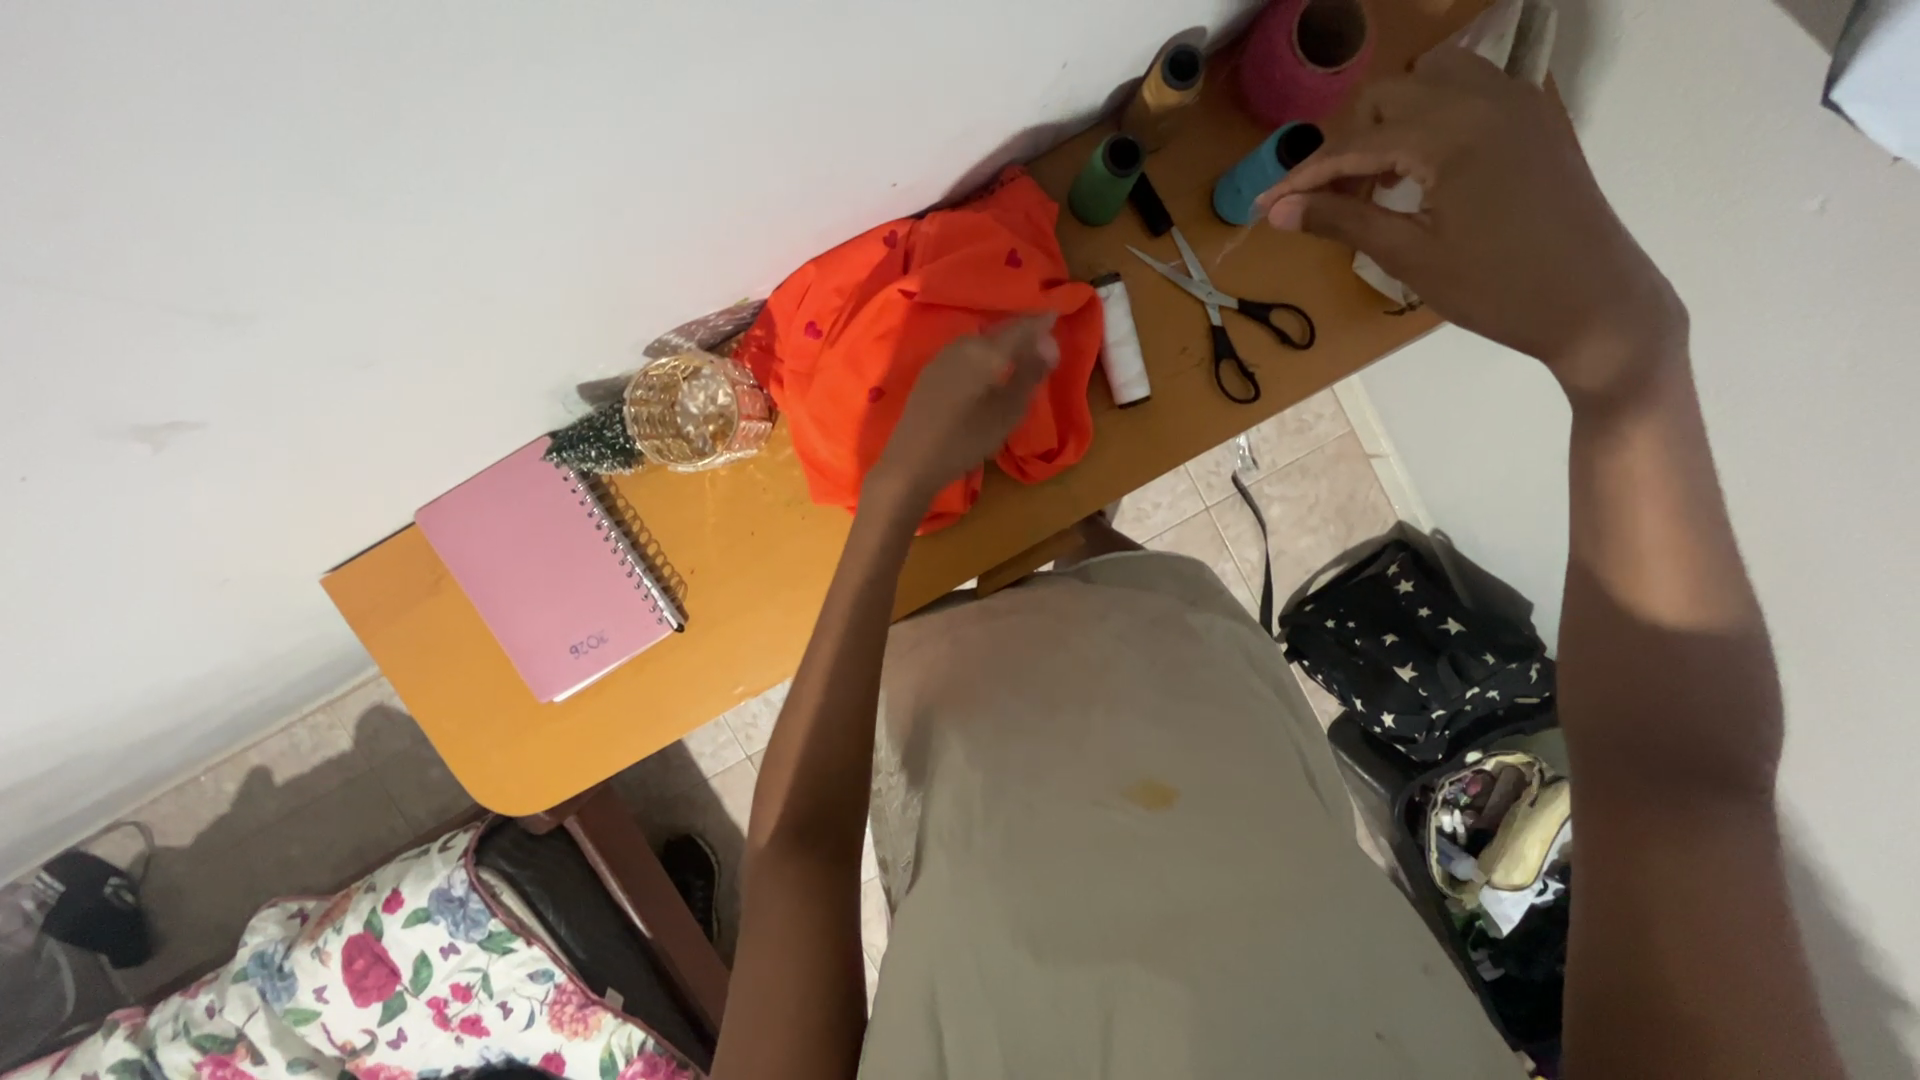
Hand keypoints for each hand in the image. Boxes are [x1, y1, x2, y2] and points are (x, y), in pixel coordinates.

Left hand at [868, 314, 1058, 506]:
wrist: (911, 461)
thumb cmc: (965, 439)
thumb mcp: (1007, 411)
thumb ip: (1029, 374)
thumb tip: (1050, 343)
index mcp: (984, 351)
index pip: (1021, 327)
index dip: (1041, 322)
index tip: (1057, 315)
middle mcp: (962, 345)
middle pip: (999, 332)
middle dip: (1021, 332)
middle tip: (1041, 338)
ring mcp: (942, 358)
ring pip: (980, 342)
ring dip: (1001, 345)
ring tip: (1018, 354)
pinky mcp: (931, 374)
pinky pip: (966, 354)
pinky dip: (984, 356)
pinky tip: (988, 370)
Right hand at [1254, 48, 1687, 403]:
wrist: (1596, 303)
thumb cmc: (1497, 289)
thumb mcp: (1410, 257)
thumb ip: (1343, 222)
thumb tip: (1279, 210)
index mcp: (1453, 134)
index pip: (1358, 142)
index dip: (1306, 176)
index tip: (1268, 205)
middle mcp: (1487, 99)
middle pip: (1389, 96)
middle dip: (1346, 144)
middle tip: (1327, 201)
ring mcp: (1518, 103)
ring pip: (1431, 80)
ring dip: (1390, 121)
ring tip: (1374, 179)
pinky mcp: (1535, 118)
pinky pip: (1469, 91)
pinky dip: (1430, 118)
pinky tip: (1419, 169)